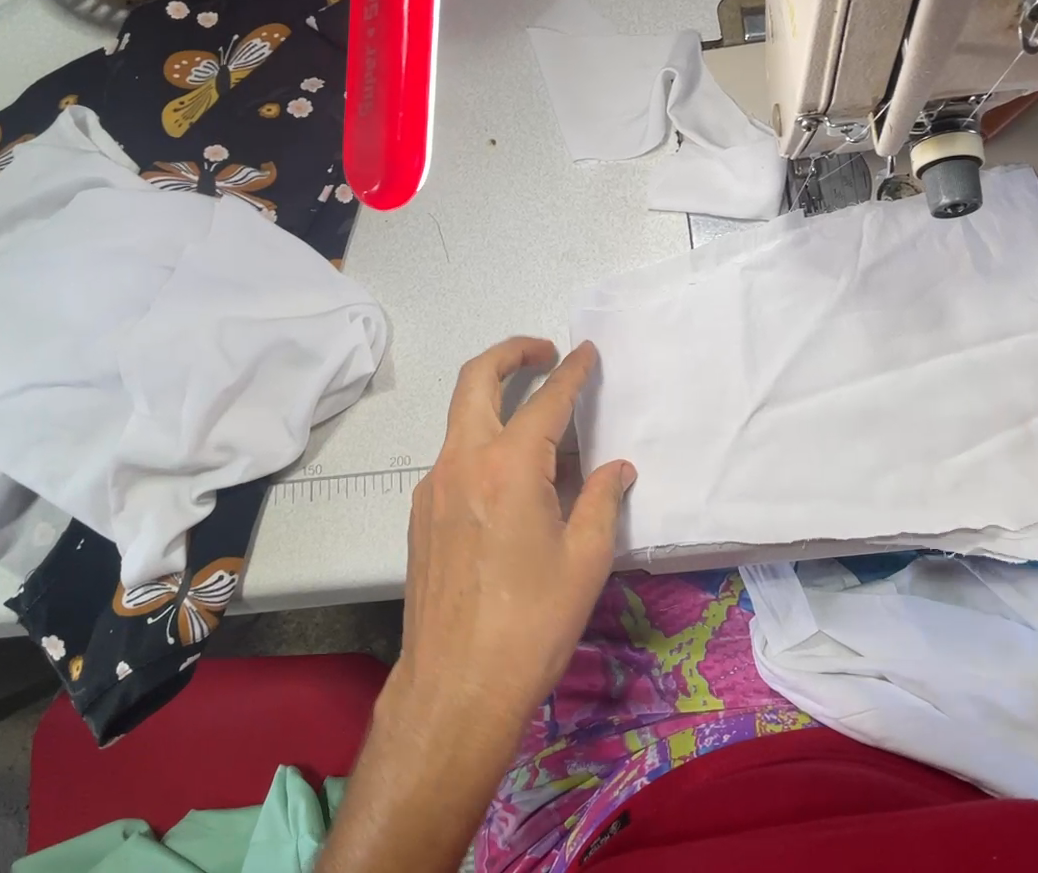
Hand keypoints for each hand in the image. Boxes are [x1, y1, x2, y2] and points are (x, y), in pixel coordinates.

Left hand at [395, 337, 635, 721]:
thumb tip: (616, 468)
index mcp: (509, 467)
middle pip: (476, 379)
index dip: (572, 372)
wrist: (456, 687)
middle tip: (544, 351)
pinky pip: (455, 459)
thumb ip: (604, 500)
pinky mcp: (421, 516)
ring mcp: (433, 488)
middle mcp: (462, 463)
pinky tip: (514, 481)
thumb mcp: (586, 560)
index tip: (587, 352)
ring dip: (495, 401)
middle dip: (511, 353)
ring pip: (461, 419)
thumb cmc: (532, 623)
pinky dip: (483, 444)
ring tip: (540, 423)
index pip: (545, 400)